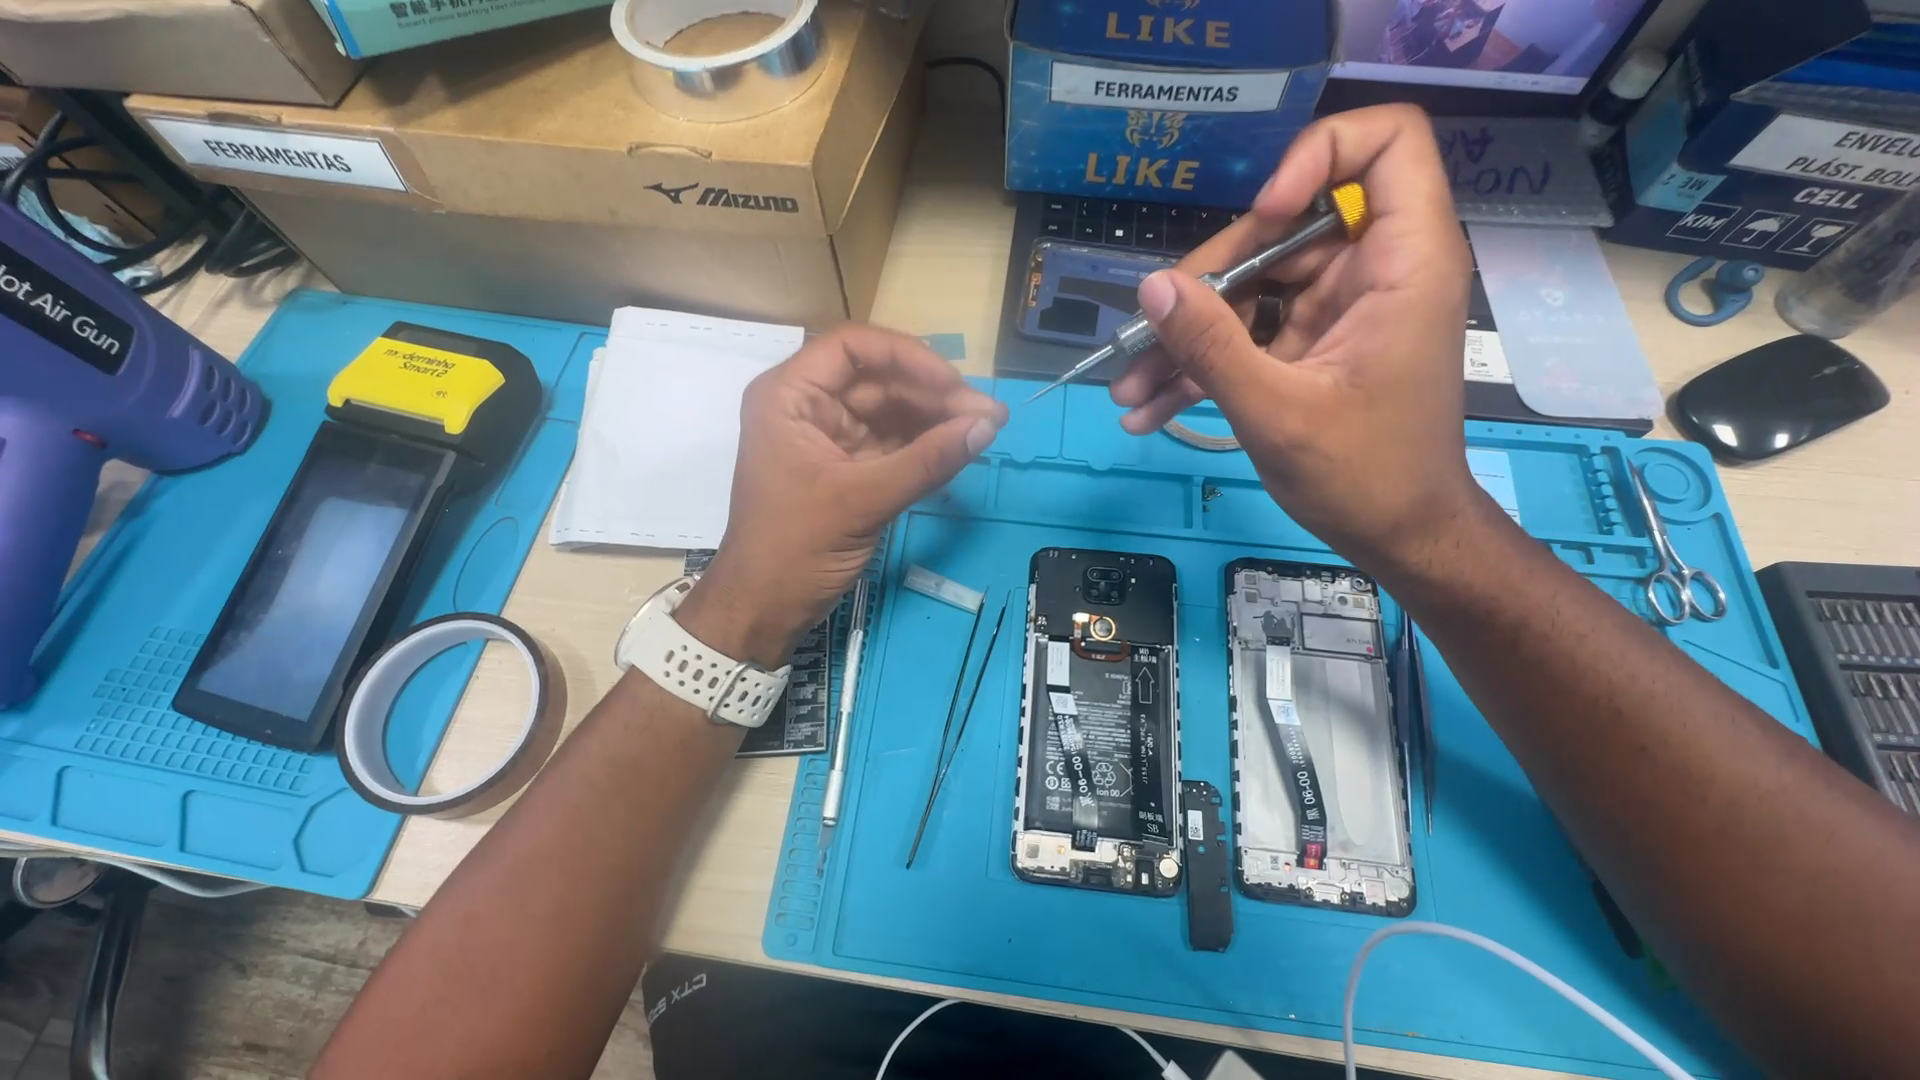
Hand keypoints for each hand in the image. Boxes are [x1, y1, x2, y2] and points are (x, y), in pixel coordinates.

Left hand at [678, 325, 1006, 666]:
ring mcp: (829, 437)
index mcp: (789, 395)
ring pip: (891, 410)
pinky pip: (893, 442)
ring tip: (986, 428)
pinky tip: (961, 446)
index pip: (853, 347)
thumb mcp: (860, 501)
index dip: (907, 356)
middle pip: (879, 378)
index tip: (952, 383)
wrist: (763, 610)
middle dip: (933, 393)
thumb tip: (987, 425)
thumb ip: (925, 461)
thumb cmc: (794, 549)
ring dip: (937, 418)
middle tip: (988, 414)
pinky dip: (926, 444)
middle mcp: (808, 406)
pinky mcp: (848, 468)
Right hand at [1108, 105, 1495, 568]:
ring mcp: (1337, 310)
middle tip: (1150, 336)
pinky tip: (1150, 406)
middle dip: (1209, 281)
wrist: (1399, 538)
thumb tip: (1150, 288)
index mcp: (1401, 262)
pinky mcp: (1311, 345)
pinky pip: (1249, 332)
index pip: (1386, 145)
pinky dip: (1203, 364)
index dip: (1317, 157)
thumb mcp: (1276, 411)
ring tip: (1130, 388)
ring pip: (1252, 286)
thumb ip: (1211, 345)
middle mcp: (1371, 271)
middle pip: (1283, 228)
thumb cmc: (1363, 476)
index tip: (1263, 215)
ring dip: (1187, 336)